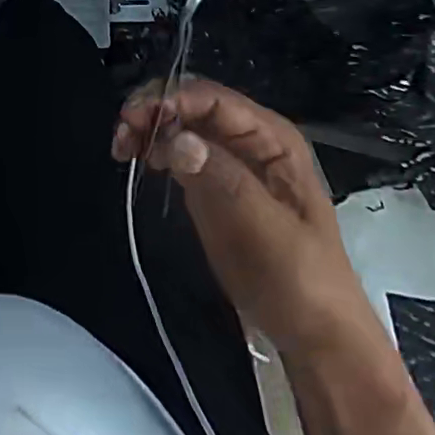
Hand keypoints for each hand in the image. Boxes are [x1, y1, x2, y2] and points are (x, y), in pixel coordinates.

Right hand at [112, 79, 377, 356]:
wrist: (314, 334)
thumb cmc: (300, 280)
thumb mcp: (267, 232)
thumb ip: (224, 181)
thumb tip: (177, 138)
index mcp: (272, 138)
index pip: (214, 101)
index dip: (173, 100)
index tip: (135, 120)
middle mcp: (250, 140)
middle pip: (194, 106)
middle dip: (154, 110)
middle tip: (120, 135)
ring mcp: (230, 162)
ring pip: (182, 126)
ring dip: (149, 127)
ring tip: (120, 147)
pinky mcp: (212, 186)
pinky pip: (179, 153)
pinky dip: (154, 150)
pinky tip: (136, 159)